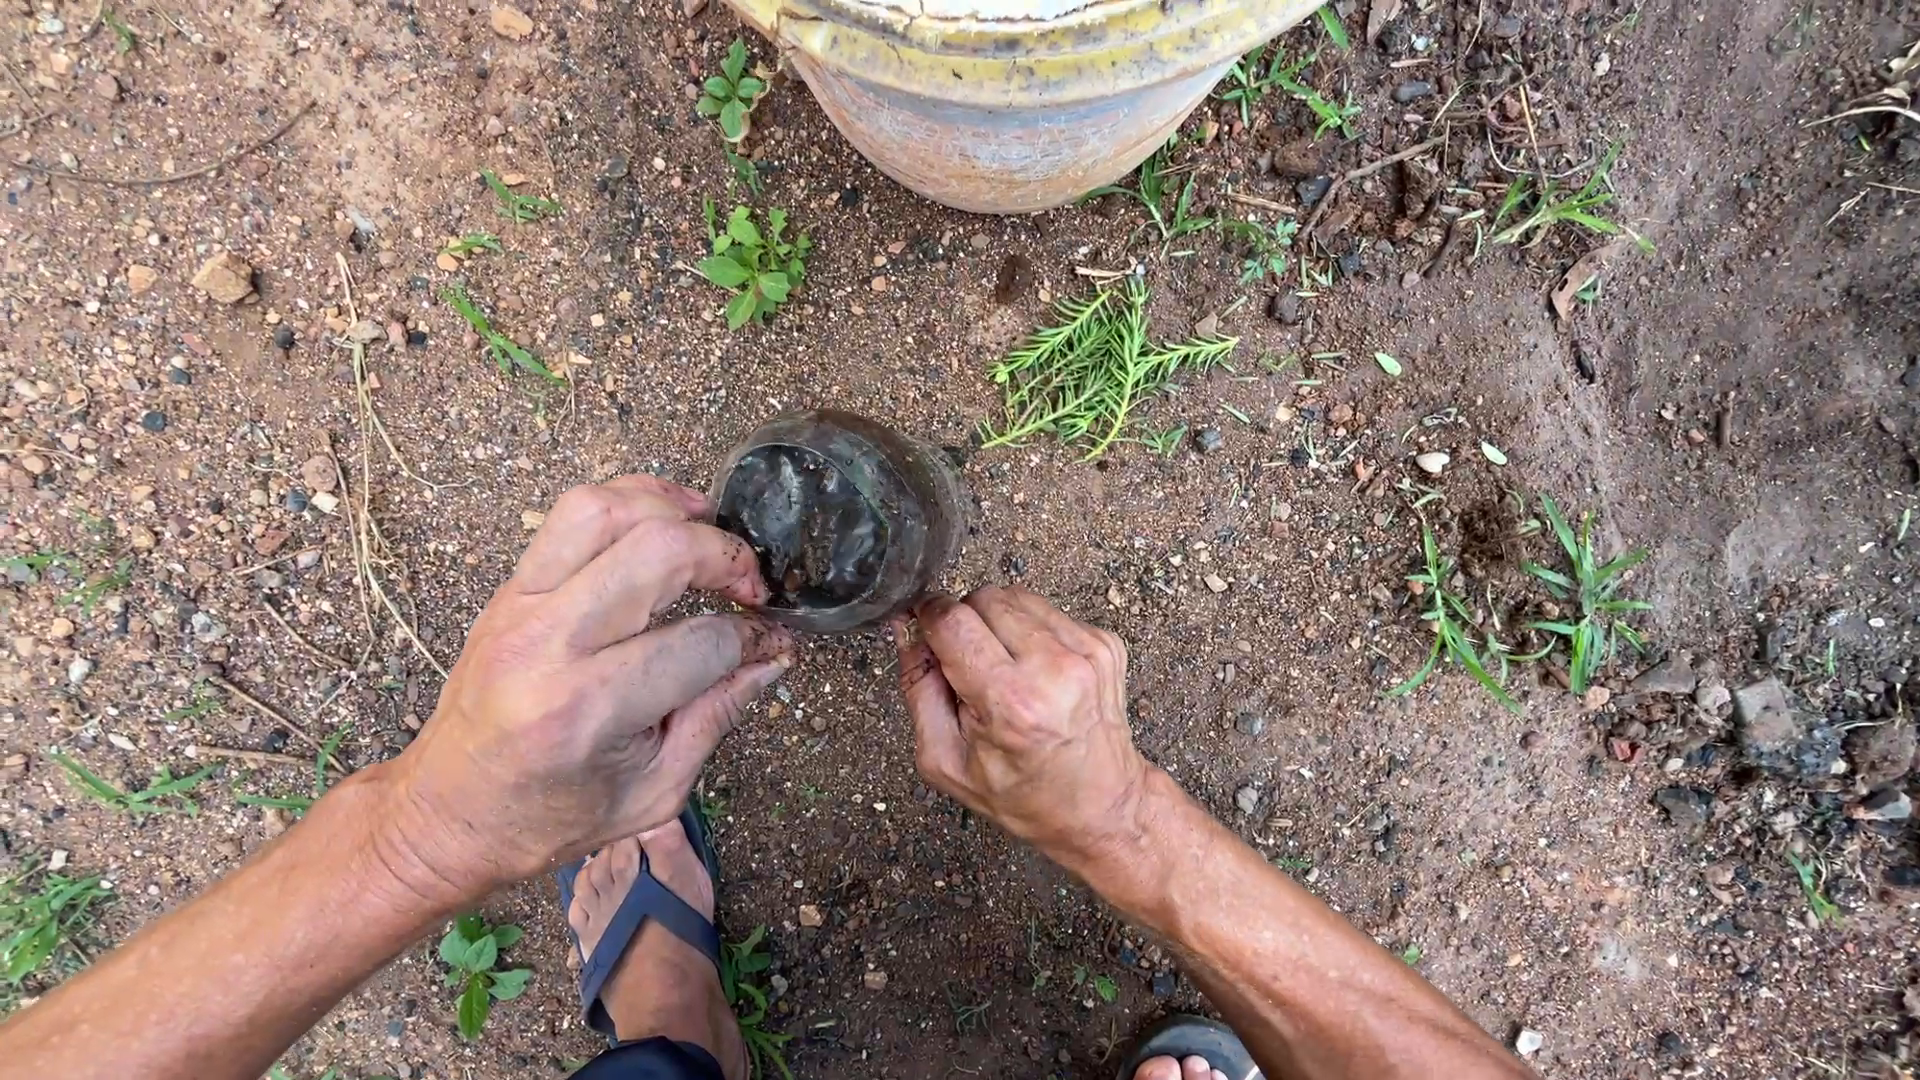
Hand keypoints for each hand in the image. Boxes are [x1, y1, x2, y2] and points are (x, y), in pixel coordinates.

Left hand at [376, 475, 794, 903]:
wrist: (444, 816)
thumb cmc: (550, 818)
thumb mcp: (656, 790)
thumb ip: (721, 713)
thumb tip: (775, 657)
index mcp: (587, 709)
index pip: (702, 642)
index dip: (753, 638)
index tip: (770, 642)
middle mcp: (548, 644)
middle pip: (659, 552)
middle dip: (726, 558)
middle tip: (750, 587)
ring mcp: (520, 606)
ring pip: (606, 510)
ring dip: (674, 510)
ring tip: (710, 533)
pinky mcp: (511, 588)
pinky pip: (572, 513)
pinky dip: (630, 499)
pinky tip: (666, 518)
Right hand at [895, 587, 1148, 865]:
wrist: (1101, 806)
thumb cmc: (1021, 792)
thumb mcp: (944, 758)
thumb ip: (917, 686)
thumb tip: (905, 625)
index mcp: (1011, 703)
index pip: (952, 620)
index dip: (930, 618)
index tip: (925, 629)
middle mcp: (1054, 670)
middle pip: (983, 598)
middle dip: (964, 621)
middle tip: (968, 662)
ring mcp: (1086, 652)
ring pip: (1015, 596)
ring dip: (997, 621)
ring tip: (1004, 666)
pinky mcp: (1106, 643)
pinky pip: (1047, 610)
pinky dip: (1030, 630)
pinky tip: (1034, 669)